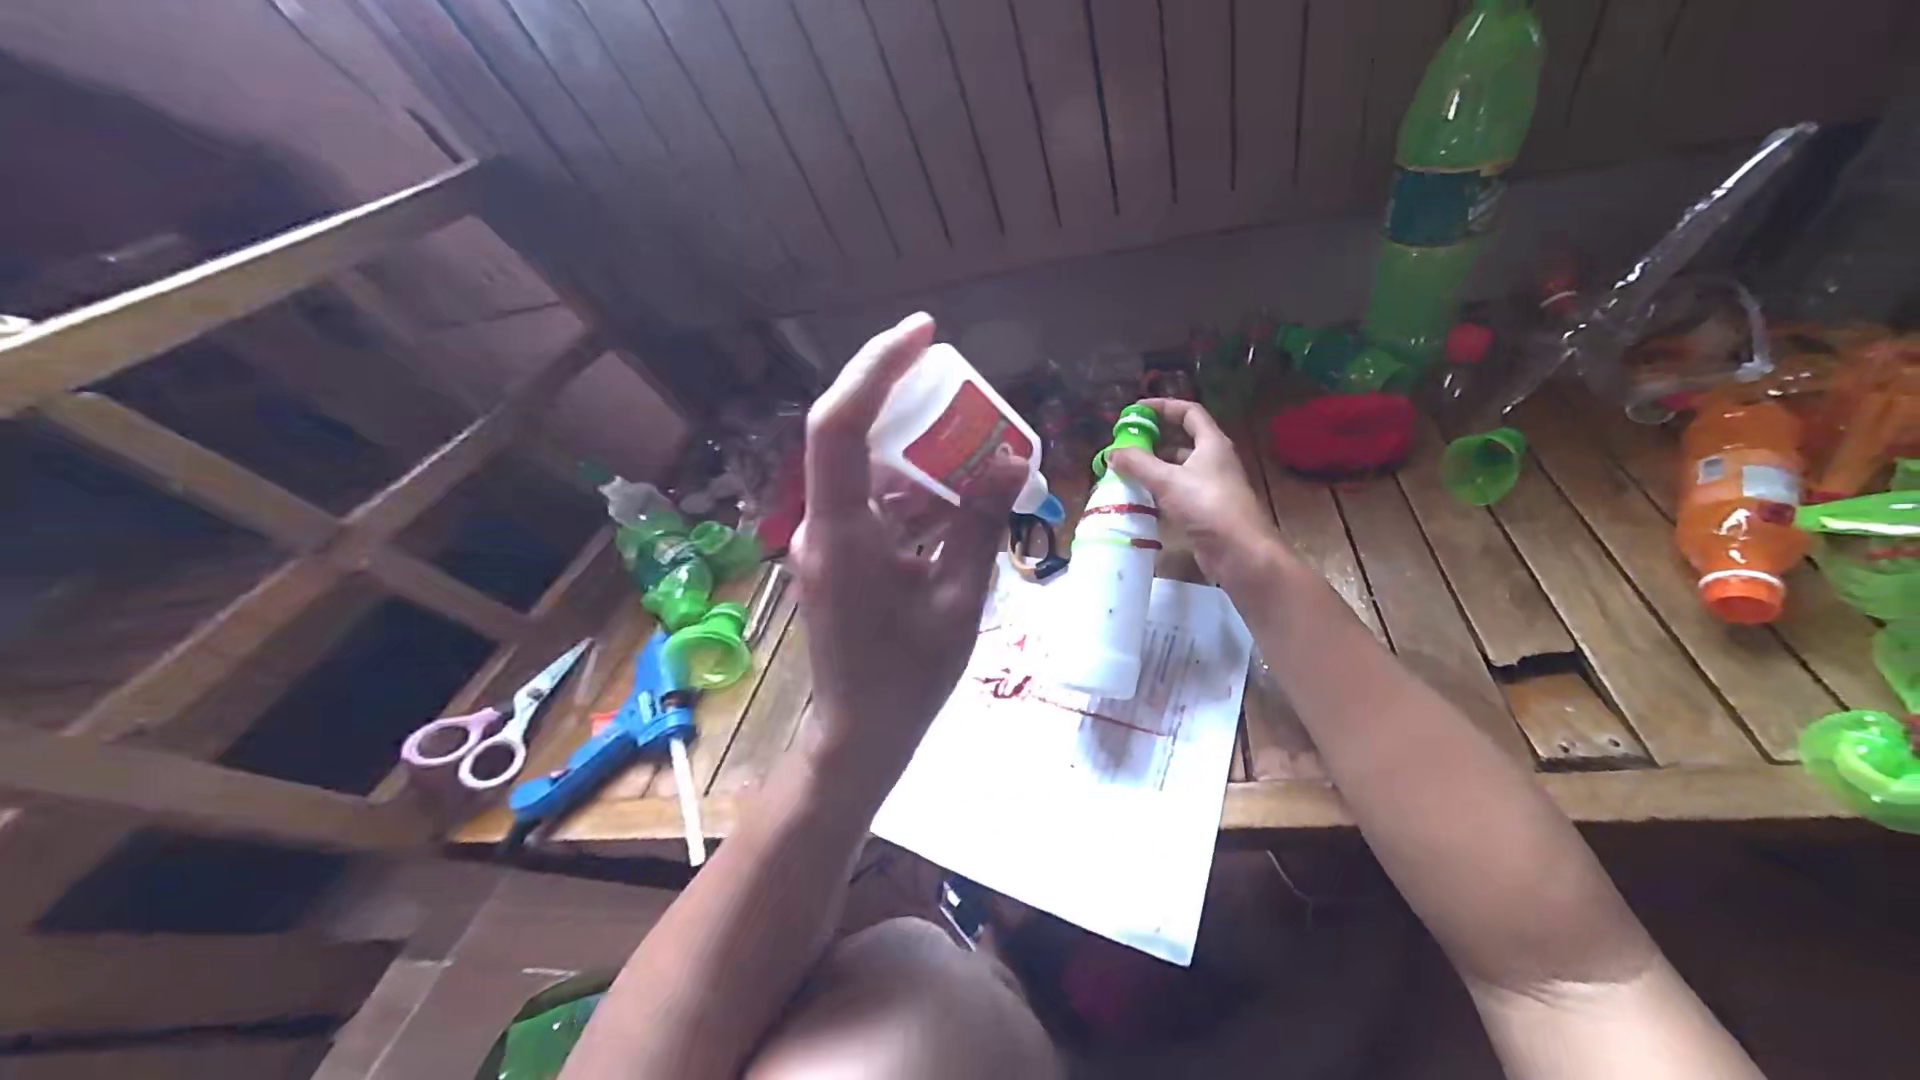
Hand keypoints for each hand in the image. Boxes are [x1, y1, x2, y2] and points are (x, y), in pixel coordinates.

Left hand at [791, 313, 1022, 797]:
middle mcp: (822, 525)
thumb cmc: (909, 676)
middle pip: (851, 435)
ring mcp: (826, 540)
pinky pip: (872, 502)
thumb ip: (979, 522)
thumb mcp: (959, 597)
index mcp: (843, 532)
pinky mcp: (837, 556)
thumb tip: (1012, 459)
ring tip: (971, 444)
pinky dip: (911, 490)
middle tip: (960, 386)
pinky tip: (952, 497)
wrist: (863, 732)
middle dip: (903, 399)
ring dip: (915, 450)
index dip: (877, 367)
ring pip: (866, 470)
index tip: (924, 332)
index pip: (841, 425)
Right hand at [1105, 397, 1286, 587]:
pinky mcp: (1205, 509)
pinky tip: (1140, 497)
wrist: (1239, 551)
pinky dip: (1159, 491)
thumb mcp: (1167, 480)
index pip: (1189, 412)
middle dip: (1154, 440)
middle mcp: (1214, 460)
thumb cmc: (1207, 506)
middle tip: (1126, 443)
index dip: (1164, 406)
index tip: (1137, 410)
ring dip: (1154, 467)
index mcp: (1212, 443)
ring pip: (1178, 468)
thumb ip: (1138, 463)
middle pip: (1182, 440)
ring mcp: (1211, 486)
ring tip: (1126, 471)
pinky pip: (1178, 492)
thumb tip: (1112, 452)